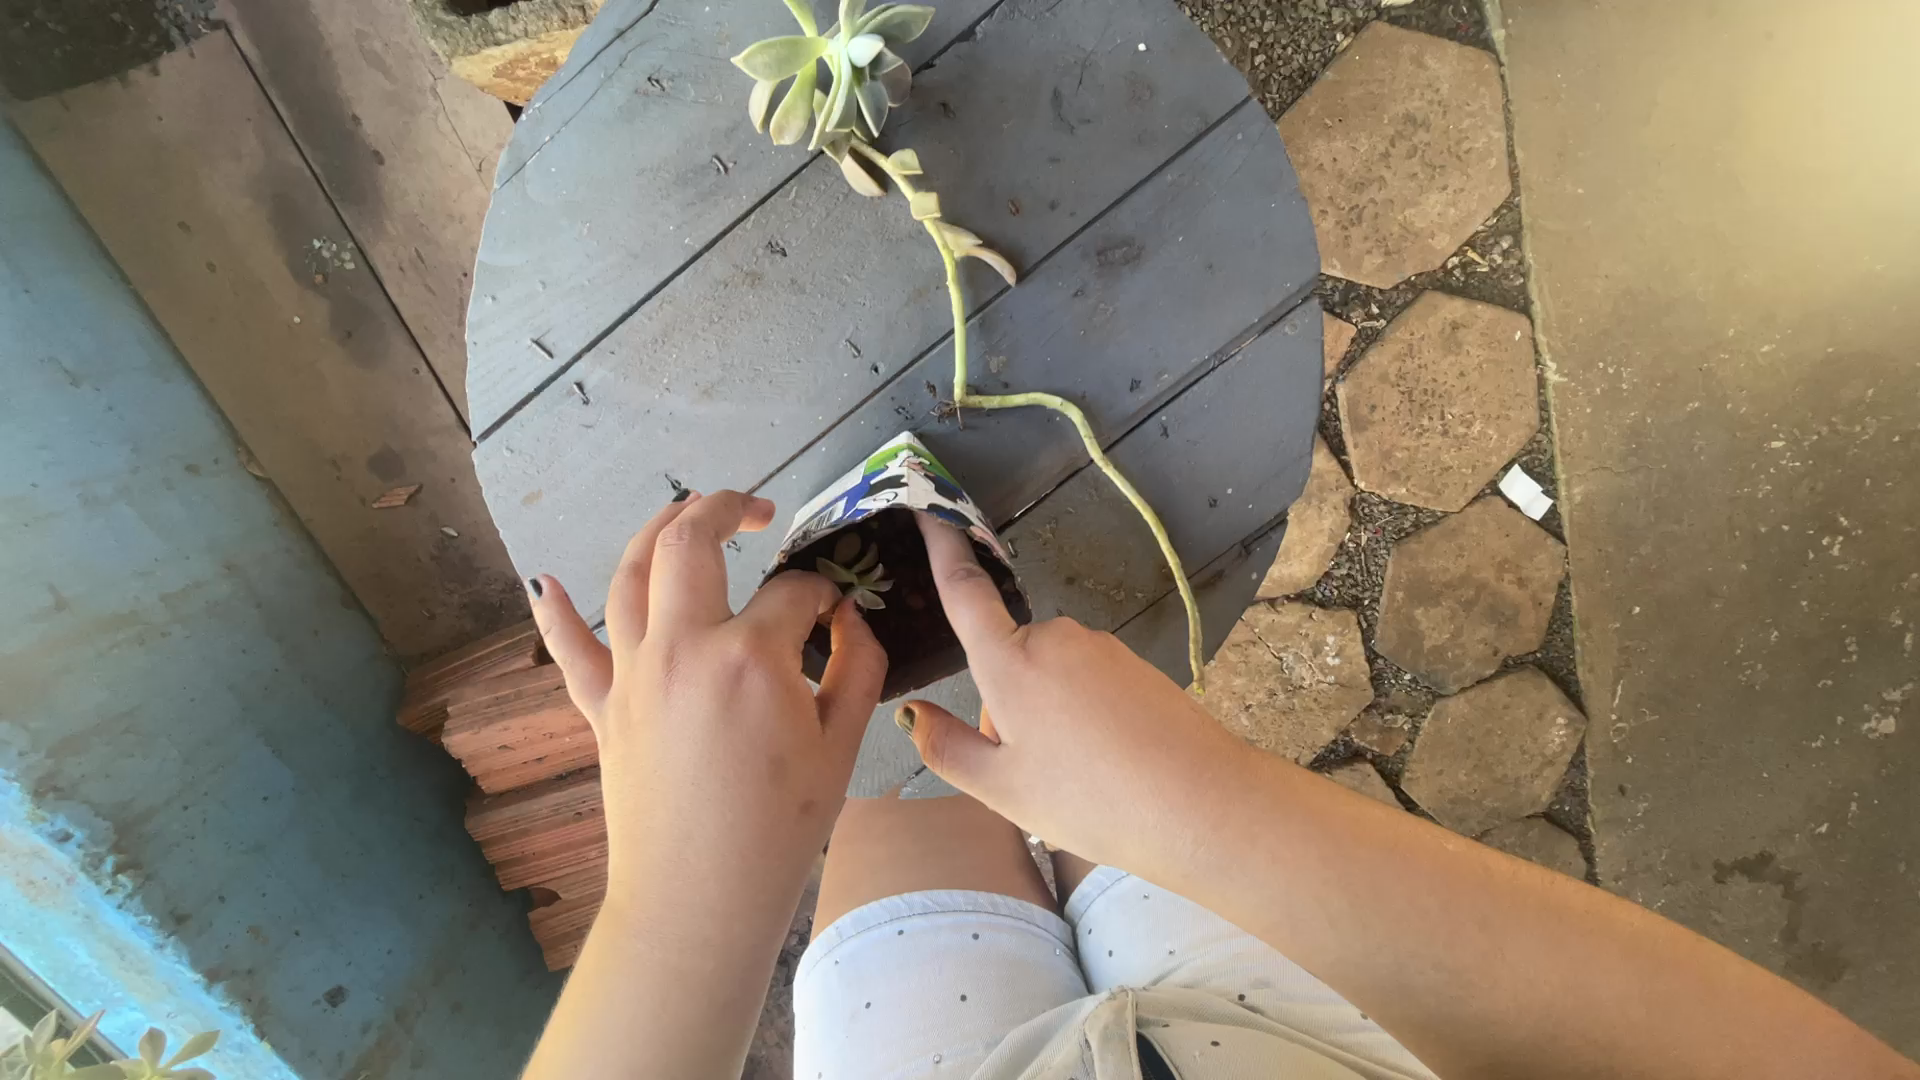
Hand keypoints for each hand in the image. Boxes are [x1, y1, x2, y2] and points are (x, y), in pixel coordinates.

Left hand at [527, 491, 887, 895]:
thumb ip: (859, 662)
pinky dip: (554, 611)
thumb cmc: (782, 824)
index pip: (794, 592)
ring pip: (630, 575)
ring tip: (685, 510)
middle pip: (691, 542)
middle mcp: (682, 645)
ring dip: (656, 529)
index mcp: (750, 655)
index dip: (824, 595)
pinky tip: (543, 580)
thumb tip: (848, 617)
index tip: (837, 614)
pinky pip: (570, 650)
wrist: (701, 899)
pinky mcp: (604, 707)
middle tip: (757, 509)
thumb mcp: (843, 740)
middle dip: (726, 508)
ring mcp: (634, 673)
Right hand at [899, 512, 1251, 875]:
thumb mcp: (1002, 788)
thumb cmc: (1090, 798)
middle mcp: (1054, 636)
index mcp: (1011, 661)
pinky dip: (1082, 711)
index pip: (965, 590)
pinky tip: (1108, 760)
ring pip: (1048, 672)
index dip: (943, 546)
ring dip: (1044, 710)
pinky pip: (1086, 678)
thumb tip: (913, 713)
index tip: (930, 510)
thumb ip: (946, 747)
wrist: (1202, 801)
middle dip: (1006, 701)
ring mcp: (1099, 645)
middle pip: (1009, 656)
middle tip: (1029, 765)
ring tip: (1077, 772)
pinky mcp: (1133, 661)